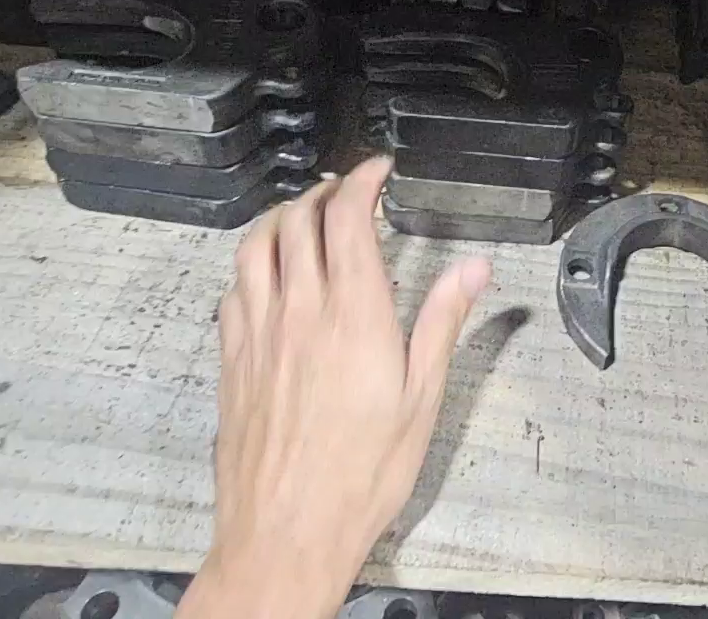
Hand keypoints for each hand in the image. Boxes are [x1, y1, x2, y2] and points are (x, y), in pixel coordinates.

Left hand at [179, 156, 491, 618]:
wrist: (285, 538)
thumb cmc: (364, 472)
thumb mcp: (423, 397)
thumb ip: (444, 322)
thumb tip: (474, 268)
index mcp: (354, 315)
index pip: (347, 219)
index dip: (362, 181)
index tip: (379, 169)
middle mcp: (299, 311)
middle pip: (298, 221)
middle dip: (323, 189)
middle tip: (349, 186)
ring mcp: (258, 334)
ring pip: (254, 246)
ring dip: (281, 214)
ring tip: (305, 211)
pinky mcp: (232, 361)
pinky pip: (233, 288)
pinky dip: (252, 259)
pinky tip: (269, 271)